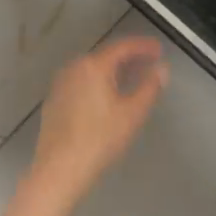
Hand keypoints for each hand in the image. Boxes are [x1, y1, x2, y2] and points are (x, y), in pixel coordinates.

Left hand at [29, 37, 168, 204]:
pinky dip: (98, 82)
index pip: (122, 47)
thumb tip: (161, 69)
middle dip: (129, 58)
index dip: (143, 46)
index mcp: (93, 66)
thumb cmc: (100, 139)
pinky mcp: (54, 101)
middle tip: (149, 63)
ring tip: (132, 79)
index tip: (160, 49)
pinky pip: (81, 82)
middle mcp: (73, 68)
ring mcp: (60, 85)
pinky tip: (107, 97)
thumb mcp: (133, 113)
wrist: (60, 169)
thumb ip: (150, 86)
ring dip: (114, 70)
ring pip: (92, 69)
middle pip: (106, 56)